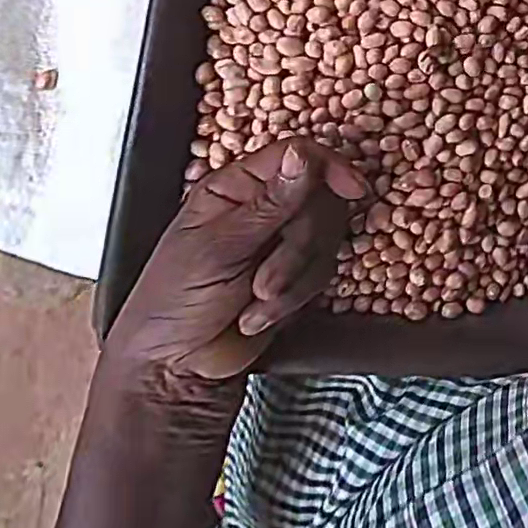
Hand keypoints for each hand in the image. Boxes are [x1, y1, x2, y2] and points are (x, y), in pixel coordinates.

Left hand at [100, 138, 365, 402]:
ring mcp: (283, 237)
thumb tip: (303, 155)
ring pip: (326, 235)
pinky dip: (296, 295)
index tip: (353, 189)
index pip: (296, 155)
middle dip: (299, 246)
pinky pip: (324, 268)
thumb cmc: (174, 303)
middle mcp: (265, 205)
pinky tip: (259, 315)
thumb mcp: (219, 249)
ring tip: (256, 301)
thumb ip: (271, 202)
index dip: (329, 167)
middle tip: (266, 281)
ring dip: (295, 276)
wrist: (175, 372)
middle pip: (320, 198)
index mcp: (236, 187)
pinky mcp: (298, 270)